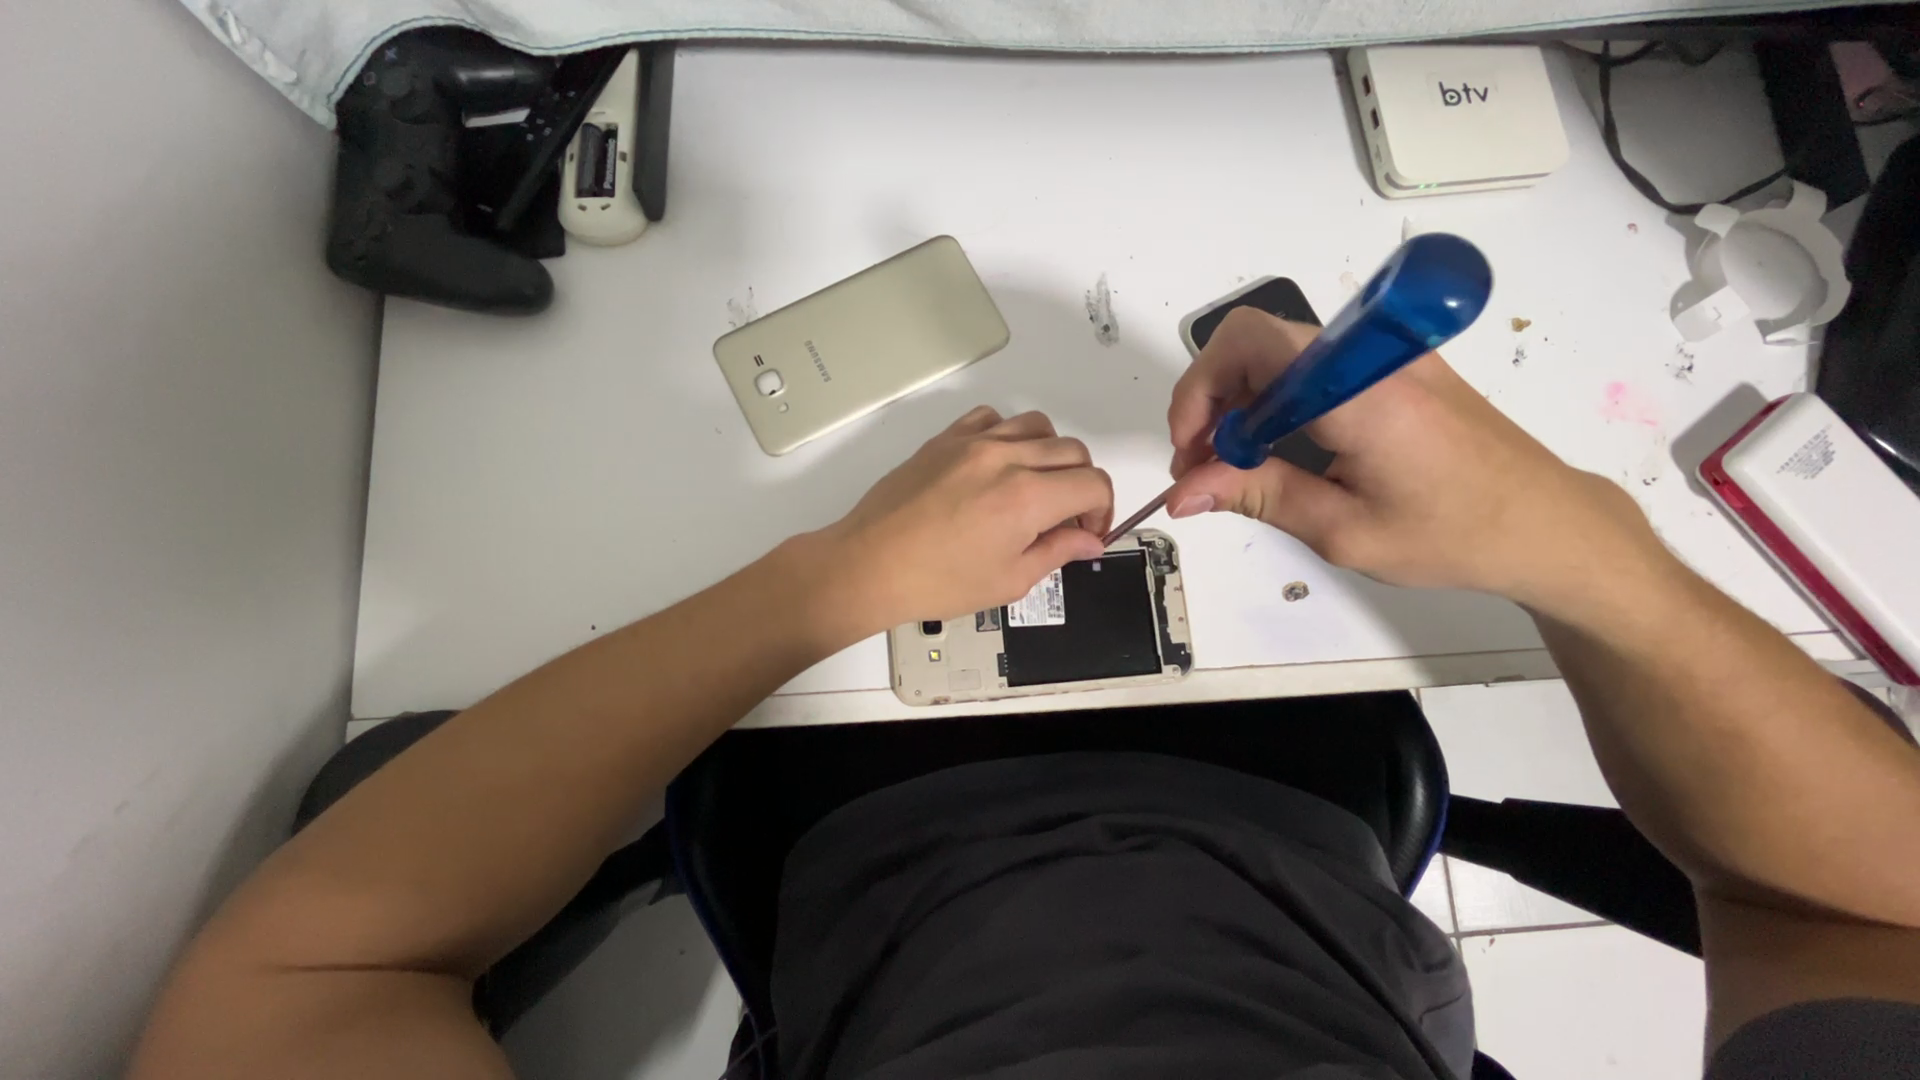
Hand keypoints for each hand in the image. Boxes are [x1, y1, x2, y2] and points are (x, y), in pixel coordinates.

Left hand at [822, 406, 1113, 631]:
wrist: (870, 566)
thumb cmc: (935, 581)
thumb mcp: (1009, 580)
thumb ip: (1057, 552)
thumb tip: (1088, 541)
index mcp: (1027, 497)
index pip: (1093, 484)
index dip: (1102, 510)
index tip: (1088, 531)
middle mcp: (1005, 458)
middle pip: (1073, 452)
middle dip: (1082, 485)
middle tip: (1067, 518)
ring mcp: (973, 443)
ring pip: (1038, 426)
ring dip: (1051, 455)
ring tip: (1036, 488)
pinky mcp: (945, 439)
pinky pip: (992, 417)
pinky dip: (1008, 435)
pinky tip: (1000, 465)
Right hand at [1164, 308, 1667, 611]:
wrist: (1548, 524)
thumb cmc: (1453, 535)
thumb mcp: (1342, 530)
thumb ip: (1257, 497)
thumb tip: (1182, 493)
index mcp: (1357, 393)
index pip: (1248, 344)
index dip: (1199, 389)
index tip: (1191, 451)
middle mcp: (1366, 357)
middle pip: (1254, 343)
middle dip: (1211, 400)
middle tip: (1204, 465)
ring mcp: (1381, 358)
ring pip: (1277, 355)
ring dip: (1240, 405)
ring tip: (1234, 469)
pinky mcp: (1391, 369)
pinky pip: (1309, 368)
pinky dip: (1275, 404)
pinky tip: (1276, 453)